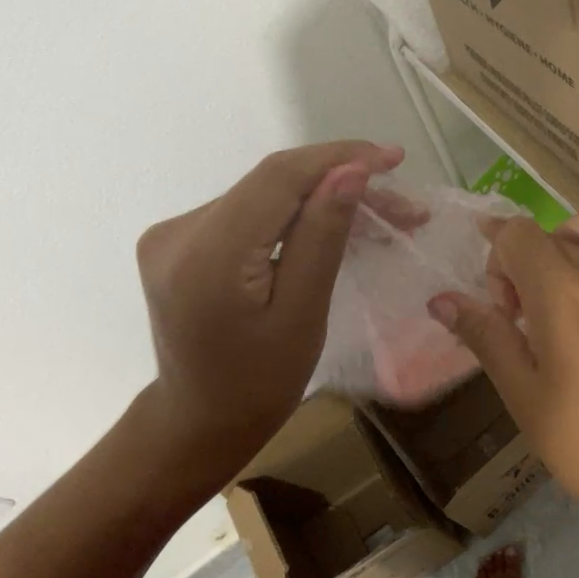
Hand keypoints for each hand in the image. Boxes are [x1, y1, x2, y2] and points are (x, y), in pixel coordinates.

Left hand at [136, 142, 404, 454]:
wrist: (201, 419)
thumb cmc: (262, 382)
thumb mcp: (304, 313)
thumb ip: (322, 236)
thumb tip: (351, 170)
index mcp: (207, 255)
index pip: (278, 178)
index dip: (339, 158)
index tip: (394, 158)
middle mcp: (178, 231)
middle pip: (273, 184)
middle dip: (342, 181)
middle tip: (404, 204)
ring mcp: (173, 233)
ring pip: (266, 195)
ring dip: (324, 198)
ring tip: (385, 216)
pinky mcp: (180, 240)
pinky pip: (251, 212)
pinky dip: (297, 214)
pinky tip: (337, 226)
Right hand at [430, 208, 578, 548]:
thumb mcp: (526, 398)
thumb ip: (487, 338)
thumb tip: (442, 301)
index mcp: (564, 293)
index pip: (518, 235)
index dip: (497, 261)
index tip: (503, 311)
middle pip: (557, 233)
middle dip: (530, 260)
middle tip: (529, 315)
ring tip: (573, 282)